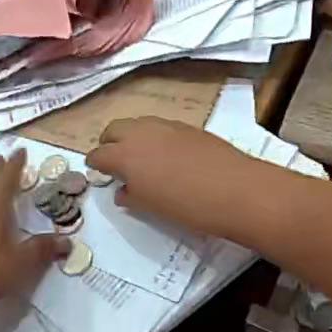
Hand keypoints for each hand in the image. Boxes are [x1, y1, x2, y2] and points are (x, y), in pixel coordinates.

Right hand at [86, 117, 283, 239]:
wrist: (236, 191)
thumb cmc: (186, 206)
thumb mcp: (151, 207)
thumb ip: (131, 195)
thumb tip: (122, 190)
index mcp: (124, 155)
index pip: (98, 154)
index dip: (94, 164)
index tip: (97, 172)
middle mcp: (141, 133)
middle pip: (114, 129)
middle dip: (109, 143)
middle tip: (114, 161)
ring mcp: (166, 126)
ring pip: (138, 124)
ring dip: (132, 137)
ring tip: (140, 157)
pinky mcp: (189, 127)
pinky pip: (161, 127)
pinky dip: (154, 137)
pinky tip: (166, 155)